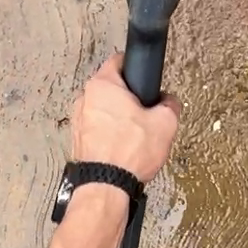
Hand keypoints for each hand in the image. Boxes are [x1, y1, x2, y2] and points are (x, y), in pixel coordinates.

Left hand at [69, 54, 181, 182]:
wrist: (107, 186)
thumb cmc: (128, 153)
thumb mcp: (166, 123)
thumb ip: (170, 104)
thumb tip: (169, 102)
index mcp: (103, 85)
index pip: (120, 61)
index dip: (136, 68)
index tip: (143, 76)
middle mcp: (85, 99)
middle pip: (112, 88)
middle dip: (129, 98)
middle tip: (146, 112)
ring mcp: (78, 120)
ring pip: (104, 110)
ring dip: (118, 118)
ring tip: (136, 135)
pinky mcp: (78, 140)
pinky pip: (97, 129)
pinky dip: (109, 135)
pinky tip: (124, 148)